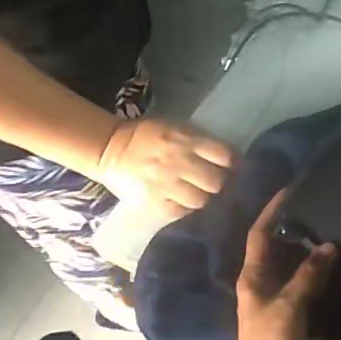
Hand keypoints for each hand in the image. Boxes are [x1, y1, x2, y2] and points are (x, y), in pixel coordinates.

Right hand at [96, 118, 234, 216]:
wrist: (110, 149)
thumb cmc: (146, 136)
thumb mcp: (174, 128)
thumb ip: (198, 141)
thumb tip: (227, 158)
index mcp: (185, 140)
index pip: (223, 156)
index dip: (230, 163)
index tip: (229, 167)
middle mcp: (178, 161)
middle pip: (215, 181)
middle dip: (216, 183)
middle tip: (210, 183)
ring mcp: (166, 183)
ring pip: (200, 200)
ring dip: (200, 197)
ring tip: (194, 193)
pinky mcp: (153, 201)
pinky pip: (180, 211)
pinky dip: (183, 208)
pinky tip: (179, 201)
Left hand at [231, 191, 335, 339]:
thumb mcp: (290, 306)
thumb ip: (308, 275)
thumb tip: (329, 245)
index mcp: (252, 276)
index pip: (259, 234)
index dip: (271, 210)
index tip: (289, 190)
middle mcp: (259, 283)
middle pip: (273, 246)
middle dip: (290, 227)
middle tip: (316, 207)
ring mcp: (272, 299)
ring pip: (287, 265)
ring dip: (303, 249)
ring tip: (327, 229)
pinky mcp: (286, 314)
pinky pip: (298, 283)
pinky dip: (311, 272)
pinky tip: (330, 267)